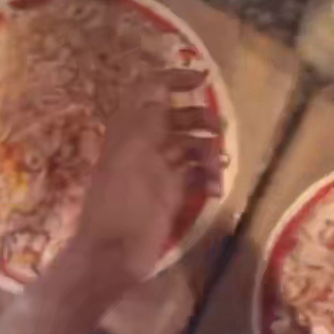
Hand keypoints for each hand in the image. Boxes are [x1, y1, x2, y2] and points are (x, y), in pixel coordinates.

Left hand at [67, 69, 223, 284]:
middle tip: (219, 128)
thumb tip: (160, 86)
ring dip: (208, 151)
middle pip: (177, 117)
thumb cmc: (121, 204)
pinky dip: (208, 176)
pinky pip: (196, 174)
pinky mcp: (171, 193)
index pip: (150, 90)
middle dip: (200, 119)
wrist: (114, 254)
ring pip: (190, 146)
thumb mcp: (133, 155)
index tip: (202, 80)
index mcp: (129, 130)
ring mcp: (159, 170)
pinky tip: (216, 188)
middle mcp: (145, 145)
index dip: (173, 79)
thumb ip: (147, 120)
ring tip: (219, 166)